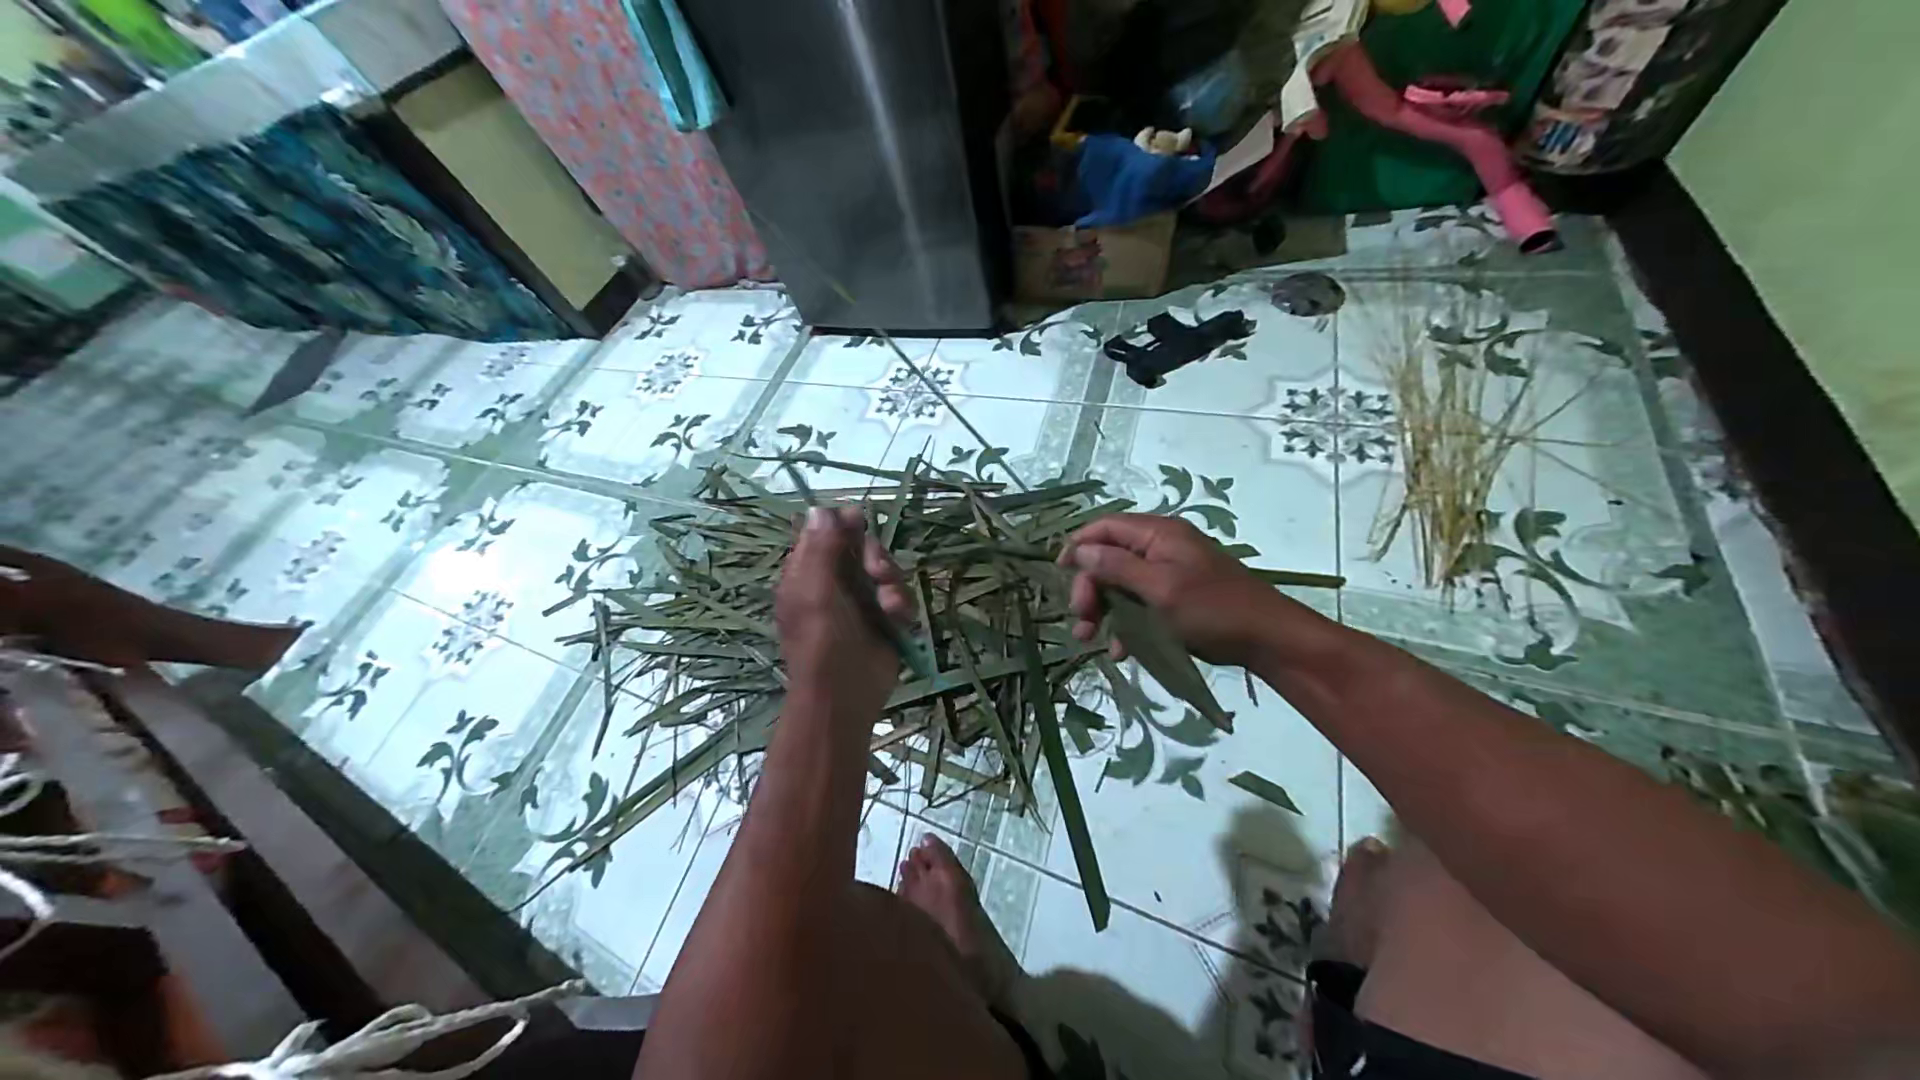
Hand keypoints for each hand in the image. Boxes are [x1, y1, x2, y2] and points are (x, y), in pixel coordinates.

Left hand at [775, 506, 913, 715]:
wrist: (845, 695)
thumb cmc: (821, 642)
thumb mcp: (815, 591)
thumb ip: (820, 549)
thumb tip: (819, 509)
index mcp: (808, 573)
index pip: (824, 534)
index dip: (842, 524)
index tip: (858, 521)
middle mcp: (835, 582)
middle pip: (861, 547)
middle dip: (874, 556)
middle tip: (876, 570)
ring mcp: (862, 600)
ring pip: (885, 570)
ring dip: (892, 582)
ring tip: (889, 603)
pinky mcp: (886, 618)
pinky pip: (901, 595)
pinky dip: (902, 604)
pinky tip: (898, 617)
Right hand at [1060, 513, 1277, 667]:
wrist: (1267, 640)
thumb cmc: (1213, 609)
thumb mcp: (1160, 587)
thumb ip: (1117, 566)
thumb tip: (1080, 549)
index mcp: (1159, 534)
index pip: (1105, 527)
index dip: (1078, 545)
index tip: (1059, 573)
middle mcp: (1161, 547)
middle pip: (1108, 558)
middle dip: (1090, 588)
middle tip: (1081, 618)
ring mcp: (1168, 573)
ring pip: (1120, 584)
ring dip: (1102, 610)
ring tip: (1091, 639)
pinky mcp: (1174, 598)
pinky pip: (1138, 604)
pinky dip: (1125, 624)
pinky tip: (1121, 650)